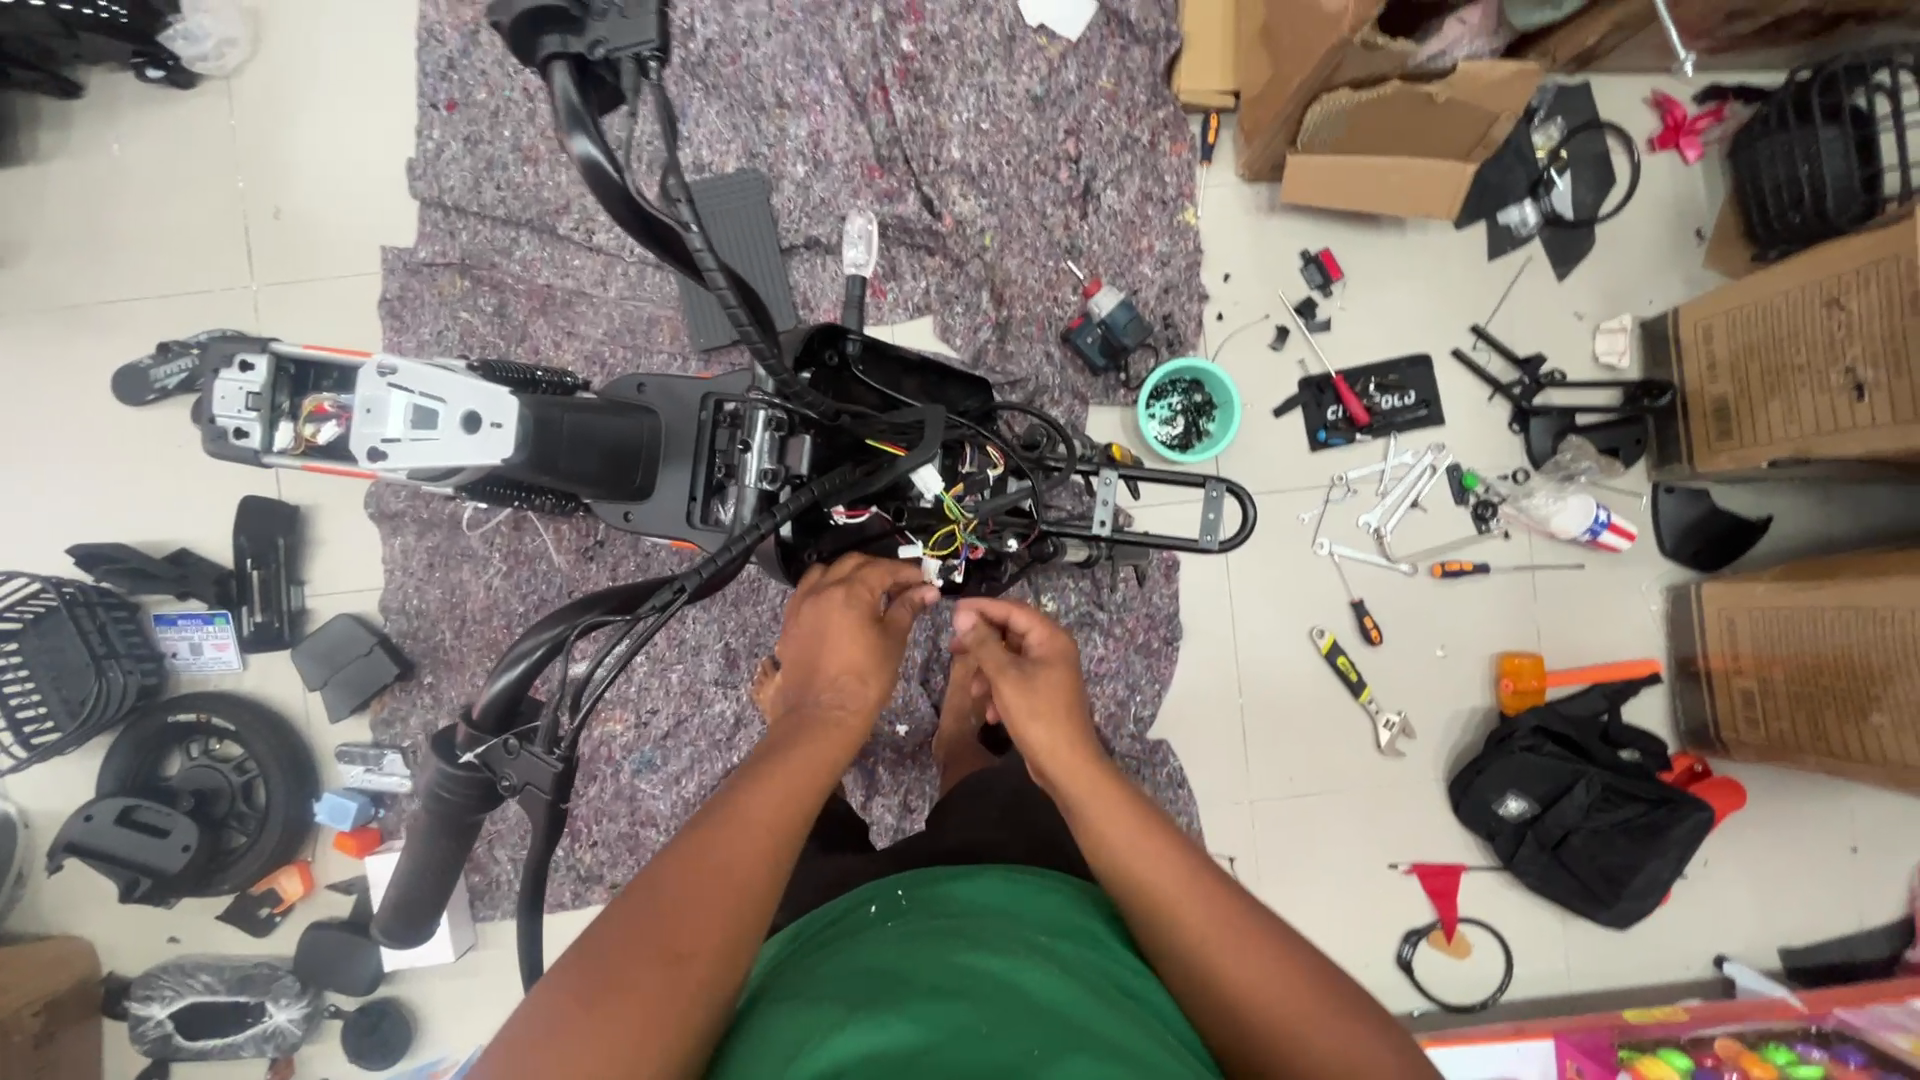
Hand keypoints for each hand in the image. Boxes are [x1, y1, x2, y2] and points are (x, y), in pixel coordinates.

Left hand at [751, 555, 938, 751]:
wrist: (823, 715)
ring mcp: (802, 604)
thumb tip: (927, 590)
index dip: (906, 571)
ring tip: (866, 590)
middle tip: (900, 585)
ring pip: (825, 571)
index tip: (923, 578)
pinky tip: (838, 604)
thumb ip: (907, 608)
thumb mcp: (893, 640)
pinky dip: (826, 588)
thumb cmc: (866, 679)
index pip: (883, 568)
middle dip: (879, 568)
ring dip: (848, 573)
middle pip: (853, 563)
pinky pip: (807, 591)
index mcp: (850, 591)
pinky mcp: (790, 621)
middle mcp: (822, 589)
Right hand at [950, 597, 1106, 792]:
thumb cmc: (1038, 716)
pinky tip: (991, 713)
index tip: (952, 611)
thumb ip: (983, 643)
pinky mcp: (1043, 693)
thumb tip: (962, 614)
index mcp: (1050, 638)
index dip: (982, 608)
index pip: (1012, 610)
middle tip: (953, 648)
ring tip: (974, 692)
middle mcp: (1052, 649)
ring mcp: (1049, 672)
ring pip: (1009, 659)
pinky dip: (999, 691)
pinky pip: (1015, 680)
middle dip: (981, 644)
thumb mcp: (1005, 677)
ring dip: (988, 672)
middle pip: (1010, 633)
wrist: (1067, 766)